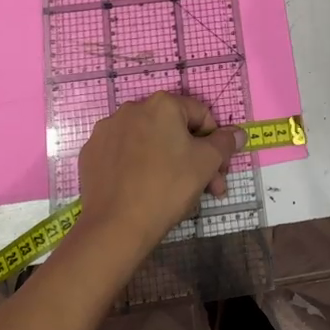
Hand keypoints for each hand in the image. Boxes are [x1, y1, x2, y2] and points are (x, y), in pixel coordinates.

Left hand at [77, 93, 245, 251]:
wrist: (115, 226)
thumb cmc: (167, 187)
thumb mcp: (205, 164)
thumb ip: (224, 144)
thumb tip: (237, 133)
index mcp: (162, 104)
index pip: (200, 115)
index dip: (215, 143)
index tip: (218, 172)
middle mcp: (132, 108)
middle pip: (173, 130)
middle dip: (193, 157)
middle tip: (205, 189)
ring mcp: (107, 130)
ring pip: (147, 142)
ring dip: (166, 161)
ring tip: (174, 195)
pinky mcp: (91, 152)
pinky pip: (123, 155)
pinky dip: (136, 167)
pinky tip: (142, 190)